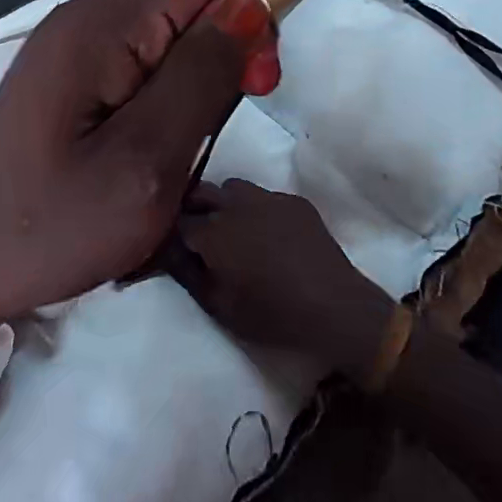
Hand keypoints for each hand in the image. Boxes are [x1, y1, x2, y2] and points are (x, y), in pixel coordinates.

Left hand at [0, 0, 281, 328]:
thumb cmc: (51, 227)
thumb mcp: (146, 162)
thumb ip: (201, 78)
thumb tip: (245, 10)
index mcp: (99, 26)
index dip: (247, 22)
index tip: (256, 89)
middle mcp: (82, 17)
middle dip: (222, 52)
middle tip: (213, 128)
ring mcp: (70, 45)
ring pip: (166, 31)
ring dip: (195, 78)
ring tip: (181, 143)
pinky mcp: (66, 75)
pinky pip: (139, 59)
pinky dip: (165, 91)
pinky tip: (153, 140)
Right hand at [174, 179, 392, 377]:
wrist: (333, 305)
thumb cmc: (271, 313)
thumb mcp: (218, 306)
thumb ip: (186, 274)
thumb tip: (168, 251)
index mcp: (213, 232)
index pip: (179, 222)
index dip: (175, 234)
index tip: (176, 246)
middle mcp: (235, 205)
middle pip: (201, 193)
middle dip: (194, 208)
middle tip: (199, 232)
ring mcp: (267, 198)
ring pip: (233, 187)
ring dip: (225, 203)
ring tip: (233, 227)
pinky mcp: (294, 201)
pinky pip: (265, 195)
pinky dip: (258, 208)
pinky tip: (268, 232)